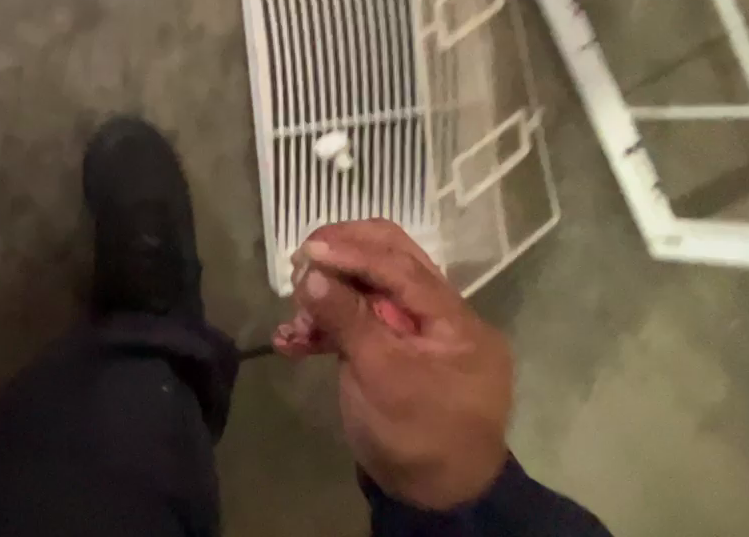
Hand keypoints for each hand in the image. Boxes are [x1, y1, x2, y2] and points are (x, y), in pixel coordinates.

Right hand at [271, 220, 512, 510]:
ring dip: (325, 295)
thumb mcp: (382, 377)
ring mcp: (413, 327)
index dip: (353, 253)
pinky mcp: (387, 342)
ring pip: (364, 284)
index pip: (402, 267)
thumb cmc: (417, 436)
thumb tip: (310, 271)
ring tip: (296, 321)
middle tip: (301, 265)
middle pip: (387, 258)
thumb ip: (347, 319)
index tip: (308, 250)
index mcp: (456, 321)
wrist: (430, 498)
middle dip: (339, 259)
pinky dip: (322, 322)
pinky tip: (292, 341)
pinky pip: (352, 315)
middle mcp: (439, 314)